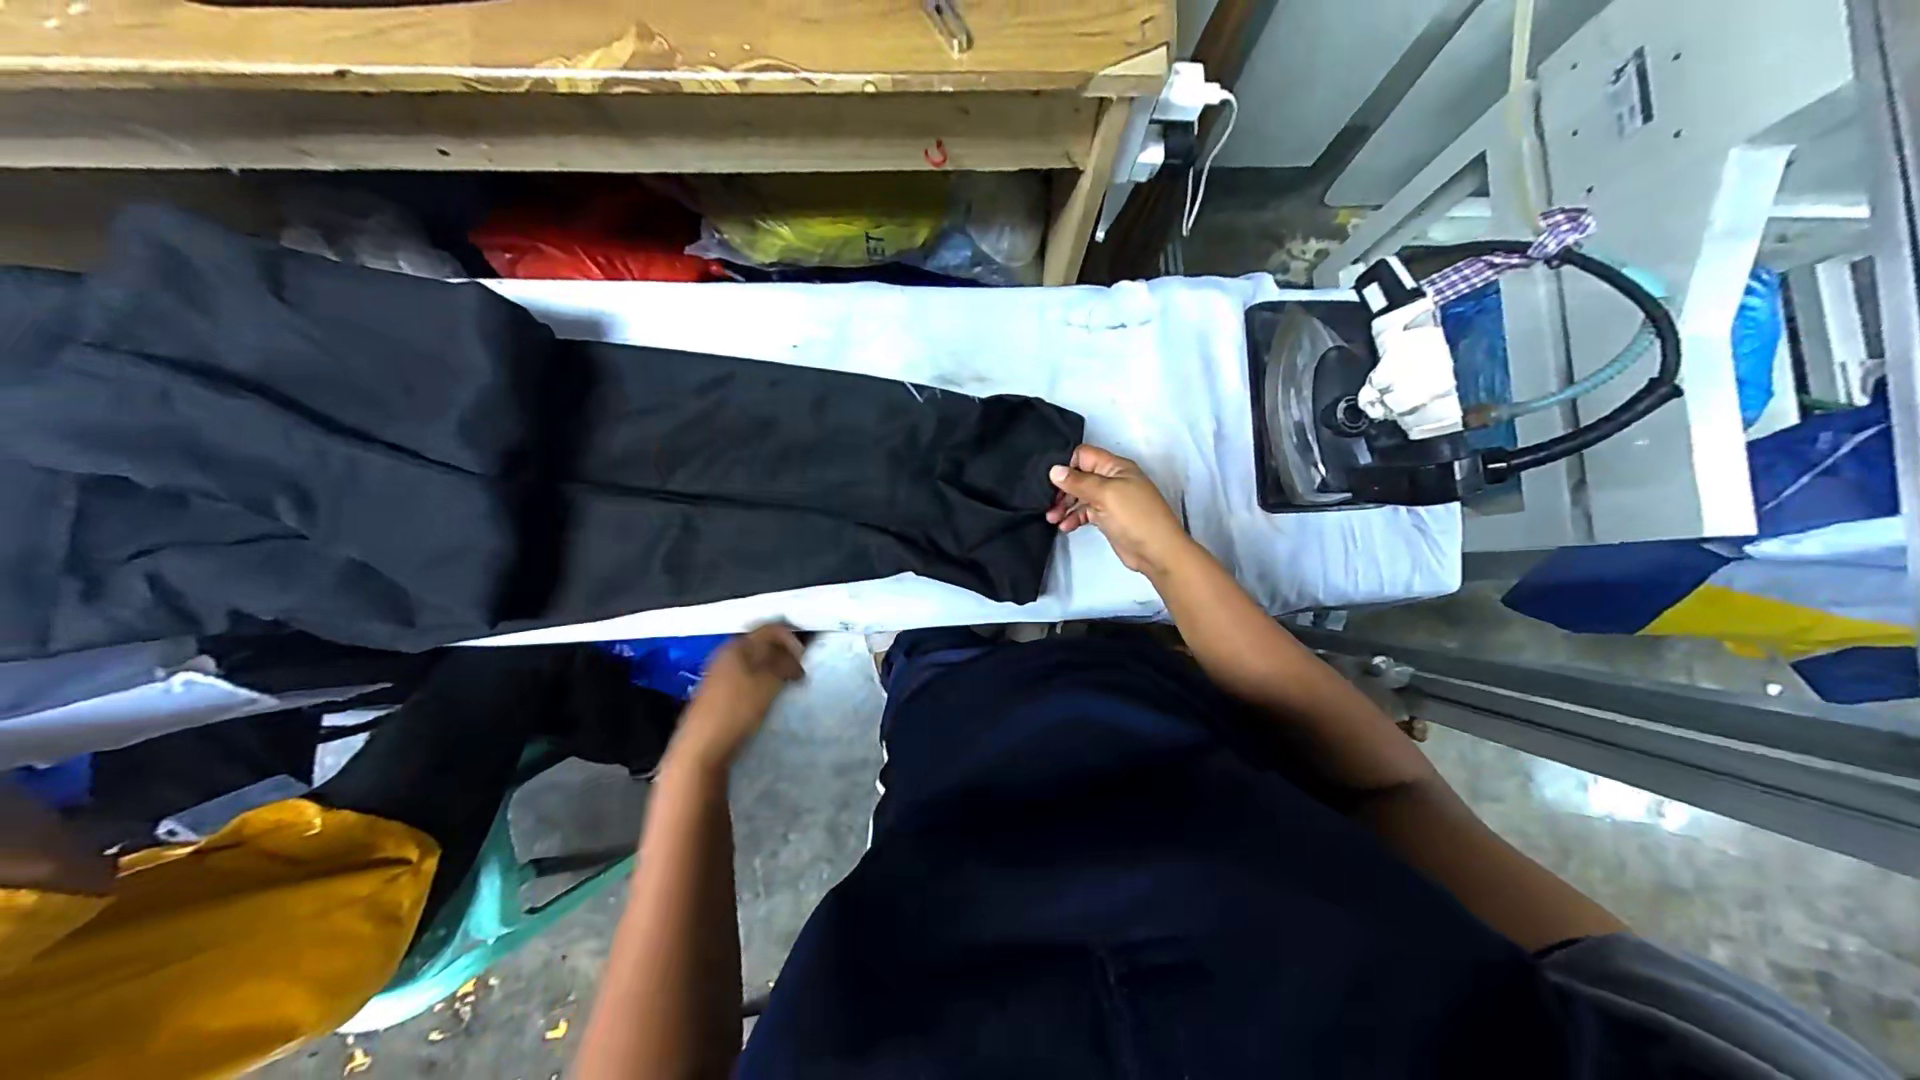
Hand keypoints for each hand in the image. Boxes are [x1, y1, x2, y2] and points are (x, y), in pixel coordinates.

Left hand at [672, 624, 806, 770]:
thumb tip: (795, 659)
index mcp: (738, 646)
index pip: (772, 629)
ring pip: (755, 662)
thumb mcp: (769, 683)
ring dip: (774, 670)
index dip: (793, 640)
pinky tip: (768, 698)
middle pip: (763, 644)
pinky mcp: (717, 692)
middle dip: (784, 655)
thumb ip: (785, 664)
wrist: (700, 748)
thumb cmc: (737, 710)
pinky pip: (746, 677)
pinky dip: (762, 682)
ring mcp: (719, 673)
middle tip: (799, 673)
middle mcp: (726, 654)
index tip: (806, 660)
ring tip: (787, 687)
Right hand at [1046, 445, 1195, 576]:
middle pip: (1079, 477)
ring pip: (1080, 496)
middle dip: (1062, 489)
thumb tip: (1054, 470)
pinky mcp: (1107, 518)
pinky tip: (1065, 526)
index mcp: (1115, 467)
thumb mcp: (1105, 494)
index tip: (1053, 481)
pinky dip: (1074, 517)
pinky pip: (1085, 513)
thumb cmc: (1135, 517)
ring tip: (1052, 518)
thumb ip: (1079, 481)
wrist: (1157, 552)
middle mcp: (1112, 480)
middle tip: (1049, 504)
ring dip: (1065, 506)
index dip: (1067, 465)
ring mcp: (1110, 500)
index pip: (1084, 455)